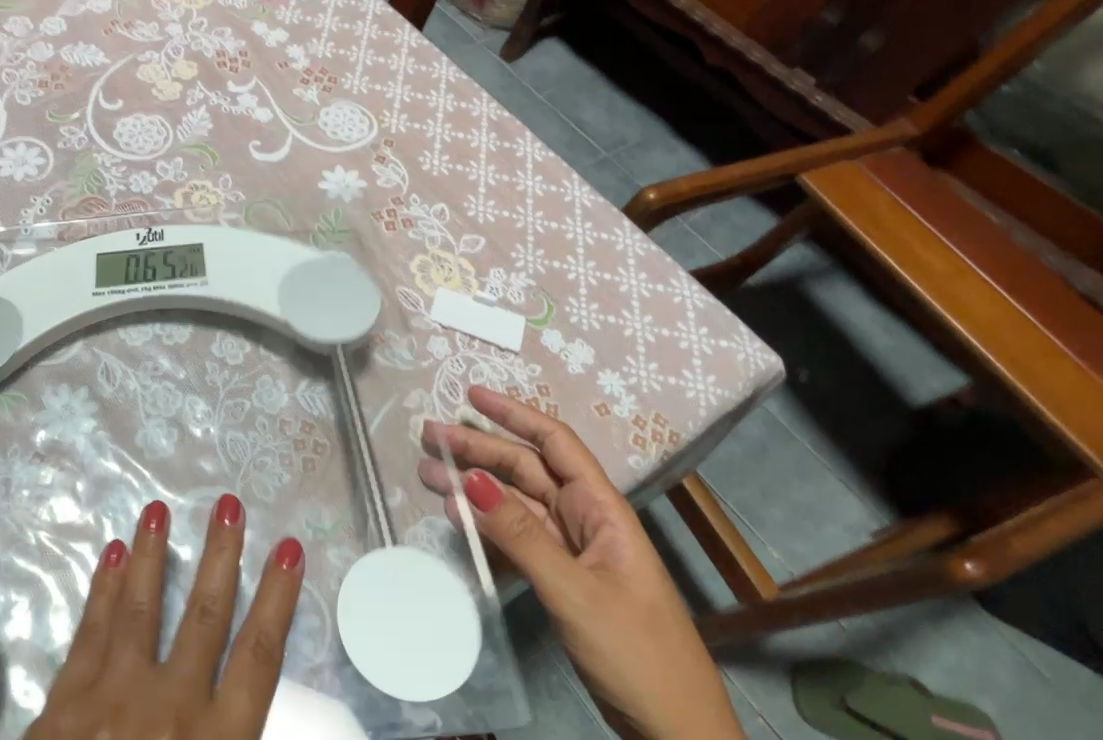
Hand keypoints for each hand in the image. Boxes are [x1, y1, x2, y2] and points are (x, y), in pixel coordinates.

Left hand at [26, 497, 305, 739]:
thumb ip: (237, 739)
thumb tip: (254, 696)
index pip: (259, 655)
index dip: (277, 598)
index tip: (287, 549)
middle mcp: (172, 706)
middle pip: (203, 616)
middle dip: (219, 557)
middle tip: (227, 504)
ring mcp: (113, 697)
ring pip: (140, 609)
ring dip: (153, 555)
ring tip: (158, 508)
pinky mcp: (65, 701)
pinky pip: (89, 631)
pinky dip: (102, 590)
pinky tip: (112, 554)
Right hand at [419, 387, 744, 739]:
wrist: (674, 730)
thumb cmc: (636, 654)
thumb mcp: (575, 591)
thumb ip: (521, 535)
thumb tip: (472, 479)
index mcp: (602, 510)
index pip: (554, 444)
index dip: (513, 415)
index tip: (471, 395)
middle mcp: (586, 521)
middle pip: (526, 470)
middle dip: (480, 449)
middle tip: (429, 437)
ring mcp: (572, 552)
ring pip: (515, 504)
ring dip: (474, 487)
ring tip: (428, 473)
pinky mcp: (561, 581)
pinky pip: (516, 541)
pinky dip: (486, 527)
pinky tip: (456, 517)